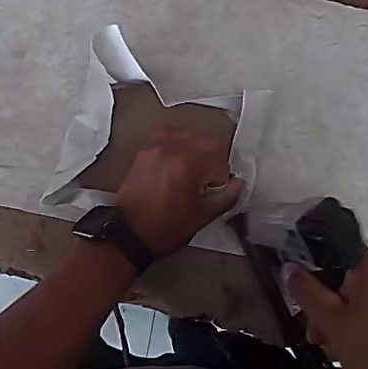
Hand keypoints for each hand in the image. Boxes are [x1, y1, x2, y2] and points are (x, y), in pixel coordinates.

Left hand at [115, 127, 245, 256]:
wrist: (128, 234)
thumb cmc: (165, 228)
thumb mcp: (202, 216)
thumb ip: (226, 197)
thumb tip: (239, 184)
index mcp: (188, 164)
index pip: (220, 160)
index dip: (223, 178)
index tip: (218, 190)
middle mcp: (172, 148)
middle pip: (208, 142)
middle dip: (215, 161)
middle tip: (210, 181)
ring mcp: (156, 146)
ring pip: (190, 134)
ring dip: (198, 149)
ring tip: (195, 170)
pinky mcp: (145, 150)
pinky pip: (169, 134)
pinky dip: (179, 142)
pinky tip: (180, 159)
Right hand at [287, 251, 367, 368]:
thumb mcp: (331, 322)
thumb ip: (306, 292)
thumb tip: (288, 267)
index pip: (330, 253)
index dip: (310, 276)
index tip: (300, 303)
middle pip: (342, 281)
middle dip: (324, 310)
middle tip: (317, 337)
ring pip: (354, 302)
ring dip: (339, 325)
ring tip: (336, 352)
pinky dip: (358, 331)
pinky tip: (353, 356)